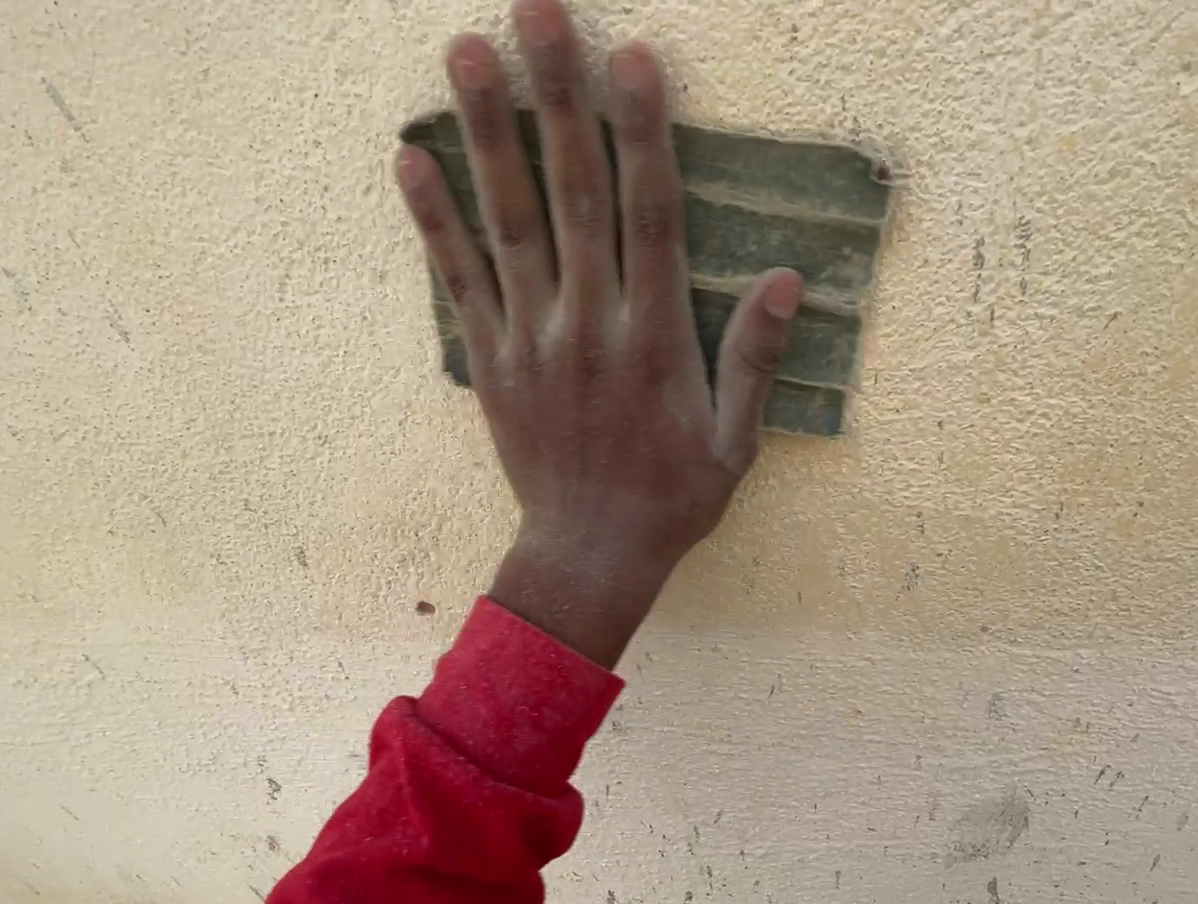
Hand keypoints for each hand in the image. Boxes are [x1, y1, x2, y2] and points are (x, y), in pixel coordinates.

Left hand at [398, 0, 803, 666]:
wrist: (589, 555)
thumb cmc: (672, 500)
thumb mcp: (736, 443)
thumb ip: (755, 360)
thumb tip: (787, 280)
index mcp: (655, 342)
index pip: (651, 219)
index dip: (644, 135)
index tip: (633, 56)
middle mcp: (589, 328)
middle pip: (573, 196)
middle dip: (559, 97)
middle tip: (539, 9)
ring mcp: (531, 342)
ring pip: (508, 225)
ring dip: (486, 135)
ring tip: (466, 50)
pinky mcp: (490, 363)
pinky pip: (459, 283)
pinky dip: (433, 221)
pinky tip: (409, 158)